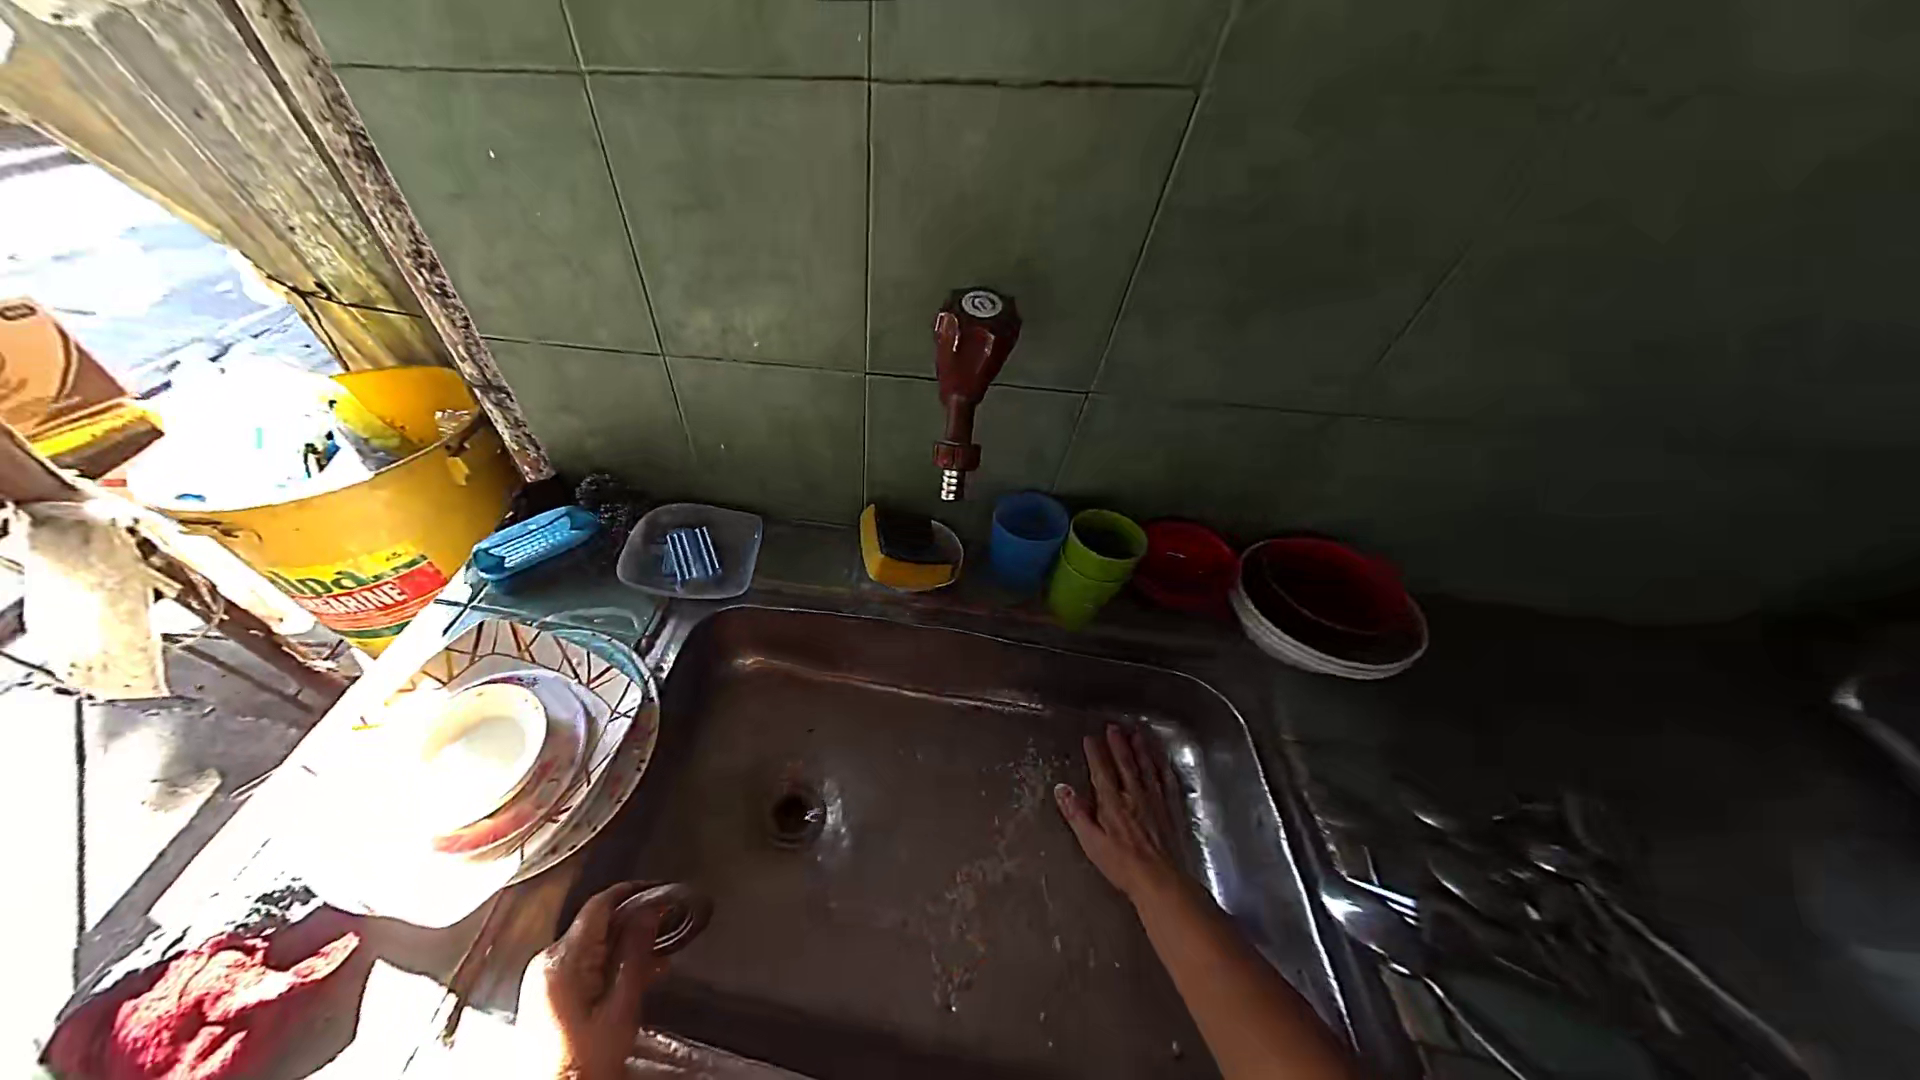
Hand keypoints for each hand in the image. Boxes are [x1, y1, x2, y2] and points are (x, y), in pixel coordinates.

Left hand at [519, 882, 668, 1079]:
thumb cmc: (588, 1060)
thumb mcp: (622, 1005)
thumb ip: (636, 951)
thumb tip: (652, 909)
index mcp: (562, 960)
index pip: (599, 904)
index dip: (634, 891)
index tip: (663, 892)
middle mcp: (545, 961)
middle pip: (596, 923)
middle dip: (633, 924)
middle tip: (666, 931)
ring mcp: (540, 979)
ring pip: (591, 943)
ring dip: (624, 946)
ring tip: (655, 960)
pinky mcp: (542, 994)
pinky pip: (580, 962)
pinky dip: (607, 962)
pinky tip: (632, 977)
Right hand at [1054, 724, 1187, 907]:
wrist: (1160, 880)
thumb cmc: (1121, 864)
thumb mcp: (1091, 842)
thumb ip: (1076, 814)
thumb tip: (1061, 789)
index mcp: (1112, 802)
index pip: (1101, 771)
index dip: (1095, 753)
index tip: (1089, 738)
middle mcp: (1133, 795)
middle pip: (1125, 763)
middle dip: (1118, 743)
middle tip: (1114, 726)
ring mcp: (1154, 800)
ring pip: (1147, 767)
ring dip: (1141, 749)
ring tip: (1138, 733)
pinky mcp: (1170, 810)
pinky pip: (1166, 781)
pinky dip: (1163, 767)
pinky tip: (1162, 760)